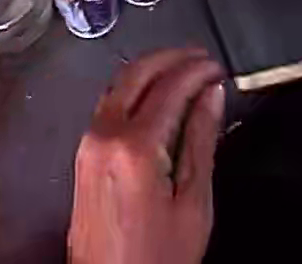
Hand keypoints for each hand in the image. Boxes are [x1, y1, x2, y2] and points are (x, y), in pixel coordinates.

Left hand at [69, 48, 226, 263]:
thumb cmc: (157, 260)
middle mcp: (105, 133)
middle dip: (173, 57)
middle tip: (202, 57)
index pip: (171, 87)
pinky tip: (156, 91)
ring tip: (184, 68)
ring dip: (153, 67)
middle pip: (139, 71)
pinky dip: (136, 85)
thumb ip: (202, 141)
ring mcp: (89, 141)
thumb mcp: (193, 205)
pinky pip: (111, 100)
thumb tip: (212, 93)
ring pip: (121, 81)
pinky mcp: (84, 152)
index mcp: (135, 147)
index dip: (197, 70)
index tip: (218, 67)